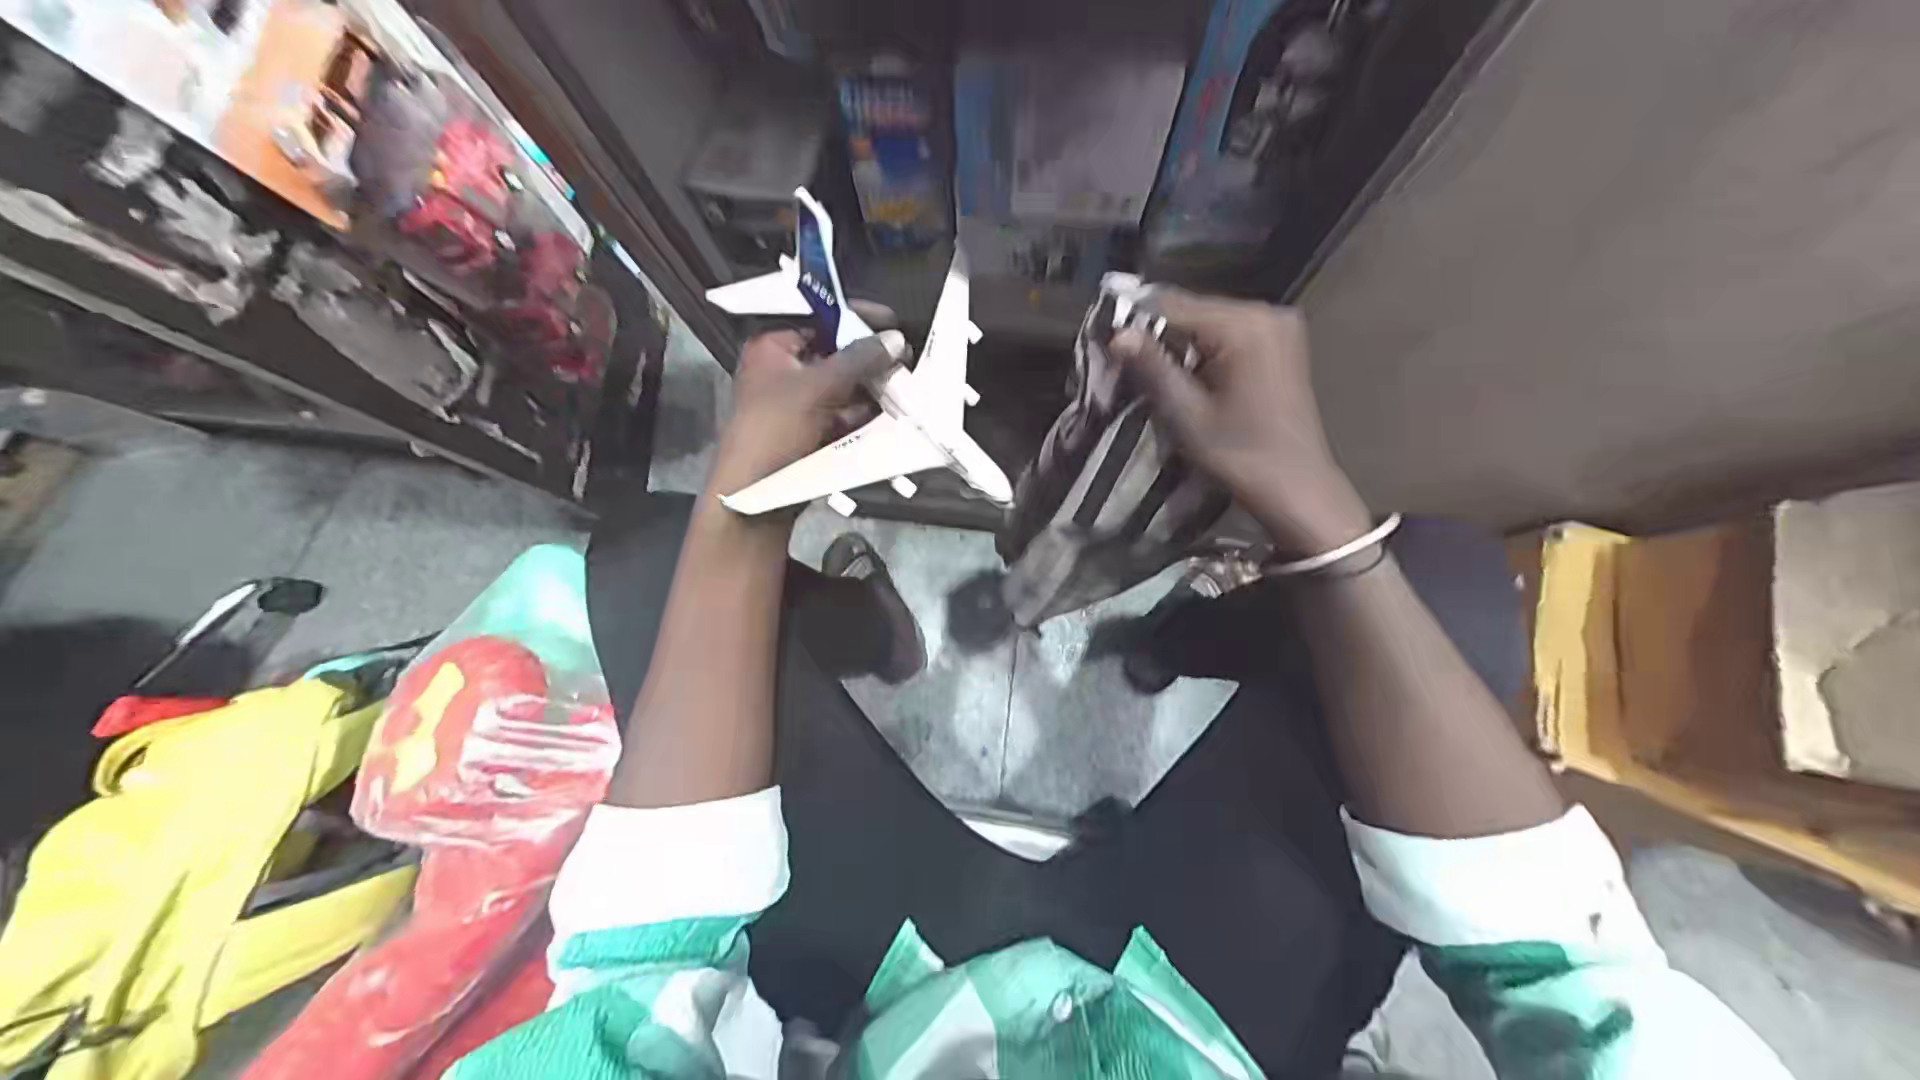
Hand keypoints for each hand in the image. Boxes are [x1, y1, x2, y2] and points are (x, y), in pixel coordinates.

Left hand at [707, 327, 906, 504]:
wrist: (757, 494)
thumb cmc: (774, 429)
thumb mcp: (818, 386)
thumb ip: (860, 359)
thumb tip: (895, 340)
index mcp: (773, 348)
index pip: (821, 320)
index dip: (856, 318)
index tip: (890, 321)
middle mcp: (784, 372)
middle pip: (837, 356)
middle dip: (870, 360)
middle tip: (903, 359)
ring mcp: (799, 404)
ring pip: (844, 388)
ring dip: (872, 388)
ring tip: (903, 386)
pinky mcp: (811, 432)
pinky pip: (844, 415)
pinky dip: (865, 414)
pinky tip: (889, 412)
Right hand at [1108, 289, 1371, 555]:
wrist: (1295, 485)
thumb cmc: (1238, 455)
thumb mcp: (1187, 413)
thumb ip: (1153, 368)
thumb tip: (1116, 334)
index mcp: (1243, 326)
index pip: (1171, 305)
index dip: (1135, 324)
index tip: (1110, 350)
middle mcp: (1265, 311)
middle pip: (1192, 309)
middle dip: (1159, 334)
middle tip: (1130, 368)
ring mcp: (1278, 324)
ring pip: (1208, 320)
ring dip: (1181, 343)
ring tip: (1160, 376)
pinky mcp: (1282, 340)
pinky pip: (1229, 332)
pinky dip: (1205, 348)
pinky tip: (1192, 376)